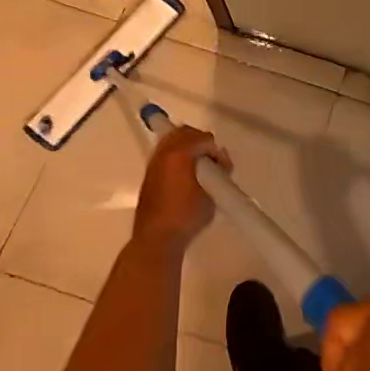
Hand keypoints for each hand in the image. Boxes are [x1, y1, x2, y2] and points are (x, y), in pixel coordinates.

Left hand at [132, 125, 227, 248]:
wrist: (157, 238)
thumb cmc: (187, 216)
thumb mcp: (213, 195)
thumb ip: (219, 173)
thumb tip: (220, 163)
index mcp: (180, 154)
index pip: (203, 138)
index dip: (215, 150)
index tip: (221, 165)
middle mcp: (164, 153)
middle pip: (184, 132)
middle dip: (200, 141)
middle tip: (211, 159)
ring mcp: (154, 162)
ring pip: (172, 140)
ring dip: (187, 146)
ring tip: (198, 165)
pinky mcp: (149, 174)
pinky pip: (165, 153)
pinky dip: (176, 155)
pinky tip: (185, 173)